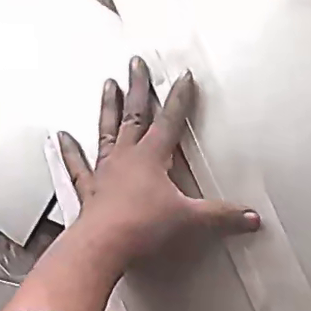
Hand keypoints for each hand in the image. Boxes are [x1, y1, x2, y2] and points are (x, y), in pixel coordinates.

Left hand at [57, 57, 260, 267]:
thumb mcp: (189, 221)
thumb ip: (221, 217)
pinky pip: (78, 166)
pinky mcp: (89, 191)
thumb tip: (250, 218)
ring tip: (107, 84)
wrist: (103, 246)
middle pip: (134, 114)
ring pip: (106, 131)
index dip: (179, 97)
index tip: (184, 77)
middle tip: (136, 63)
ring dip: (108, 107)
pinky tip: (61, 137)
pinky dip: (69, 151)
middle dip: (138, 88)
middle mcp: (126, 157)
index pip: (170, 120)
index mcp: (152, 158)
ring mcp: (105, 172)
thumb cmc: (142, 229)